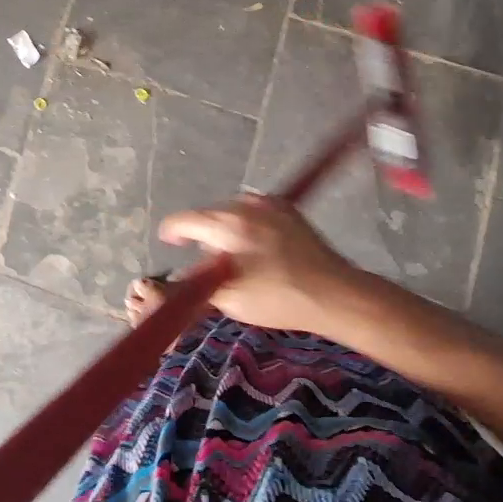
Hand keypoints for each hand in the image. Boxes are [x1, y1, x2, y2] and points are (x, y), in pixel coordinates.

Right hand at [157, 195, 365, 333]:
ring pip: (232, 213)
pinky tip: (259, 251)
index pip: (184, 220)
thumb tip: (172, 281)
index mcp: (227, 223)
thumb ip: (194, 286)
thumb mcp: (229, 298)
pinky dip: (249, 227)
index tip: (168, 242)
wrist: (333, 292)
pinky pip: (255, 213)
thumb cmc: (278, 297)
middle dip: (204, 236)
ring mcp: (269, 203)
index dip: (172, 232)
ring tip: (237, 259)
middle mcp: (245, 204)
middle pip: (209, 215)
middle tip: (210, 265)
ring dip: (227, 231)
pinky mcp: (287, 209)